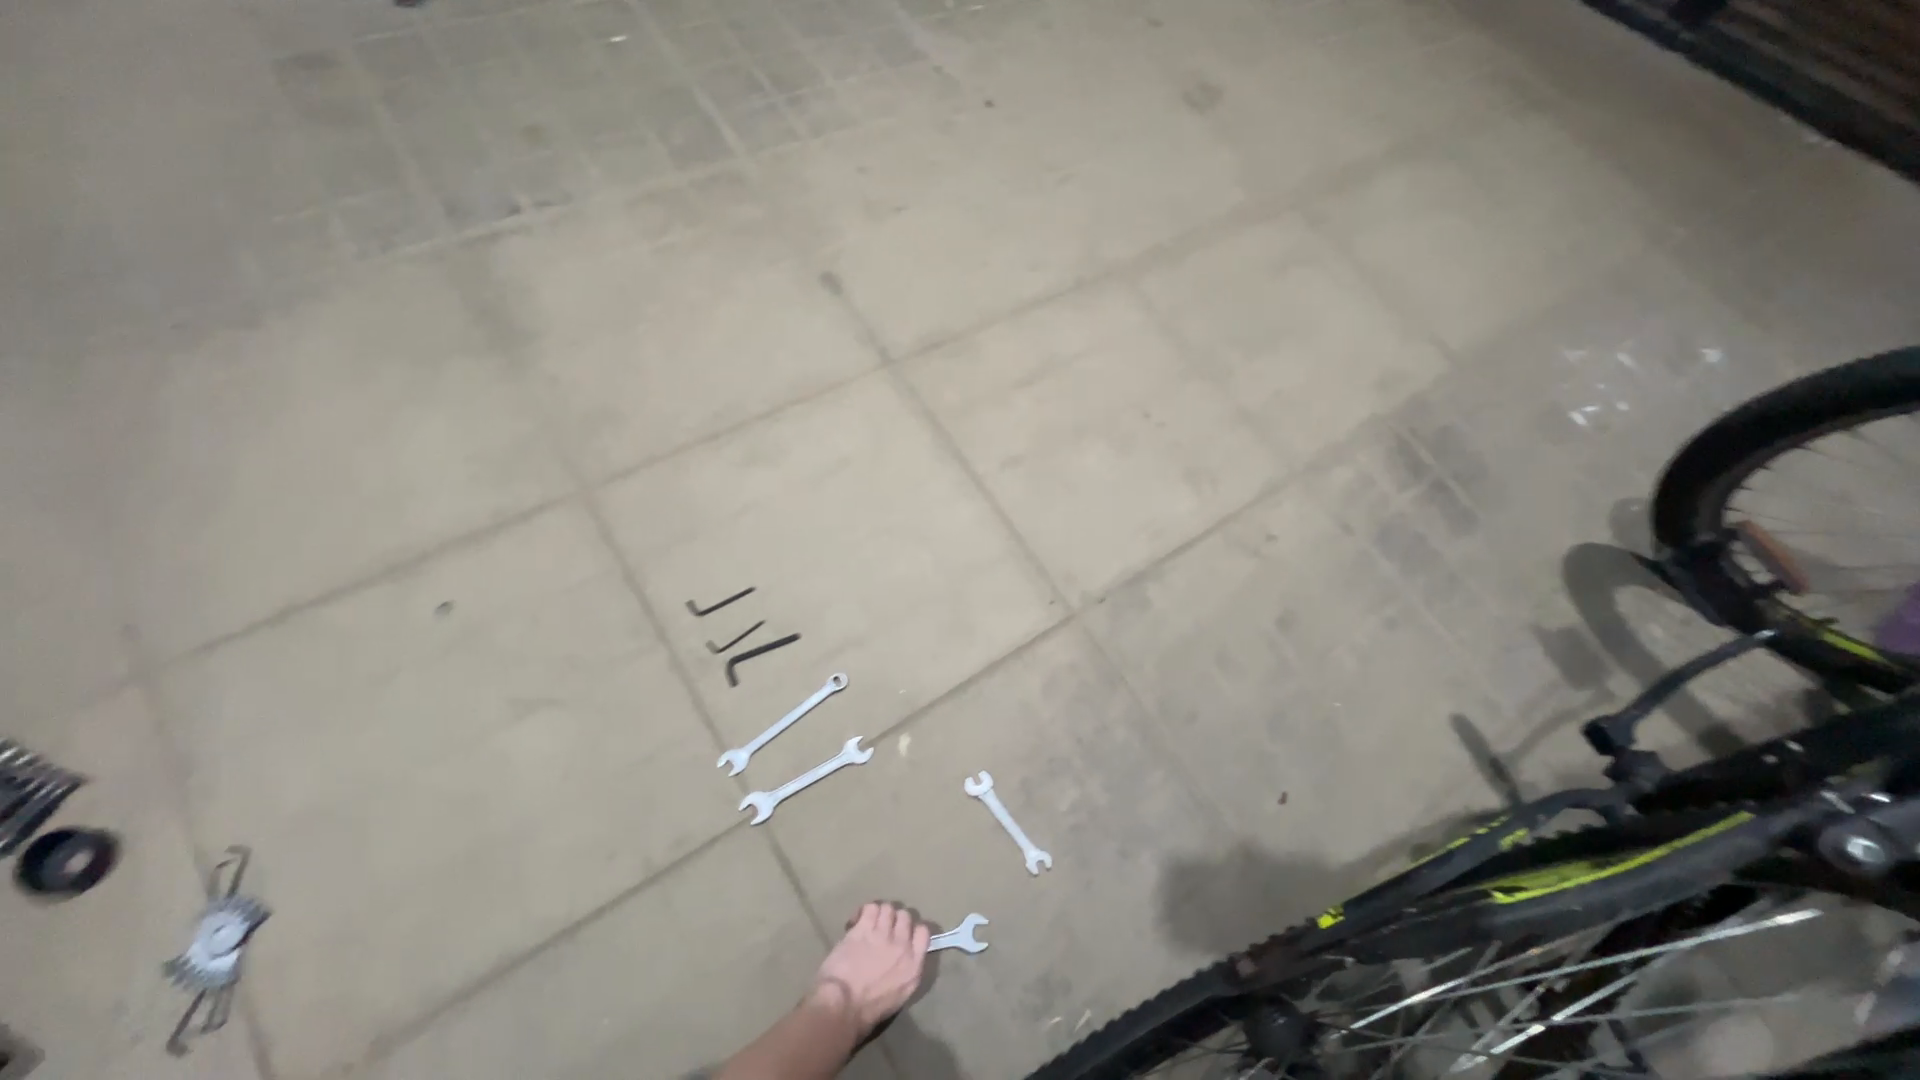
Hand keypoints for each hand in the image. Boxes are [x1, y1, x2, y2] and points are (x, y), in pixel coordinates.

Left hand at [809, 902, 931, 1032]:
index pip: (923, 932)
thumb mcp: (898, 996)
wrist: (843, 1006)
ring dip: (878, 914)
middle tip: (882, 930)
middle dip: (894, 920)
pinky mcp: (863, 929)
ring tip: (868, 925)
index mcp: (914, 966)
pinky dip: (862, 912)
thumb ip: (905, 972)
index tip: (901, 935)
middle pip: (905, 916)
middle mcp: (902, 946)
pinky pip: (870, 907)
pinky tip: (855, 922)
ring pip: (887, 908)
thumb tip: (900, 959)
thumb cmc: (867, 1011)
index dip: (911, 929)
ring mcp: (883, 935)